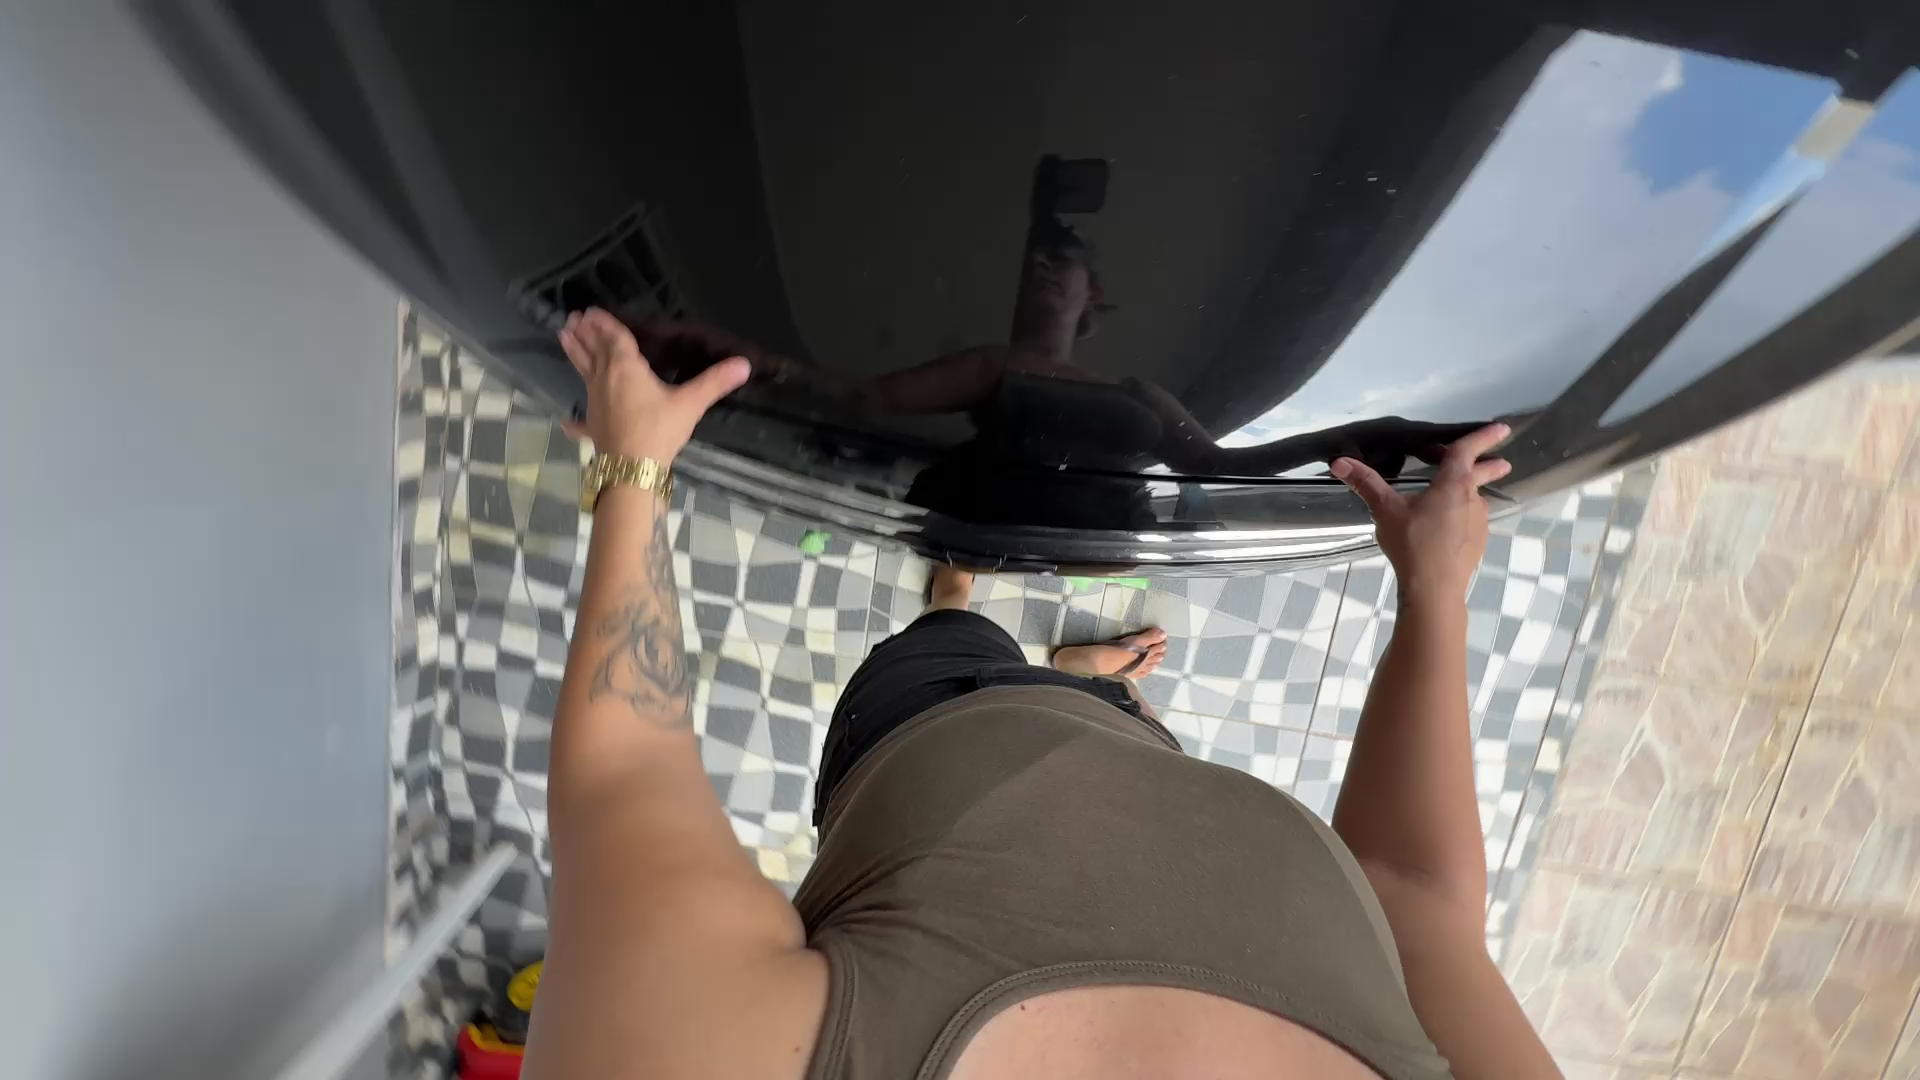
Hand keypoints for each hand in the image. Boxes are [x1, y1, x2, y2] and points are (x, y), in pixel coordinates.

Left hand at [558, 307, 750, 461]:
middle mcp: (605, 378)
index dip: (605, 324)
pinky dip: (575, 420)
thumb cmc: (660, 429)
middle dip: (586, 332)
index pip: (615, 339)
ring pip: (583, 371)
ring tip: (563, 336)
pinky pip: (582, 419)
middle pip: (594, 350)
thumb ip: (715, 382)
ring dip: (573, 353)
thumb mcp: (691, 404)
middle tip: (575, 318)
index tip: (593, 310)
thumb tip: (744, 363)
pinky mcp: (593, 424)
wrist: (633, 466)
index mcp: (626, 368)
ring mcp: (595, 401)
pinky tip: (568, 423)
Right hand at [1329, 423, 1511, 603]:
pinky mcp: (1476, 542)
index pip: (1467, 452)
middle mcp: (1472, 499)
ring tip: (1450, 499)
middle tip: (1500, 462)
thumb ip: (1365, 484)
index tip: (1500, 427)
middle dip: (1490, 466)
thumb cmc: (1412, 542)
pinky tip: (1442, 528)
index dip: (1482, 436)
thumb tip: (1339, 462)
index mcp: (1452, 485)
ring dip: (1466, 494)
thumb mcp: (1385, 510)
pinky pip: (1470, 521)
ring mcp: (1478, 522)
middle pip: (1482, 475)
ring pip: (1473, 500)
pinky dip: (1460, 516)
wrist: (1434, 586)